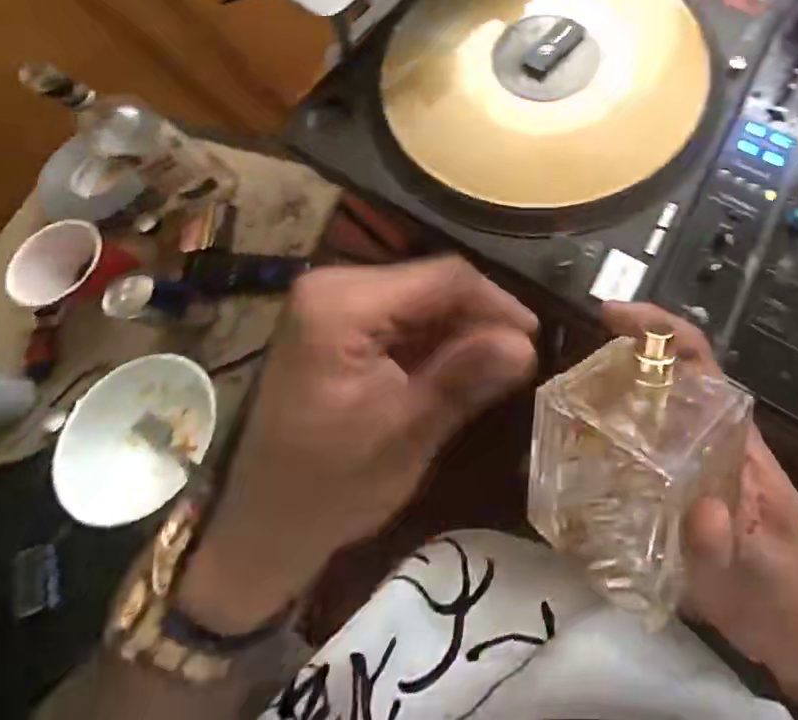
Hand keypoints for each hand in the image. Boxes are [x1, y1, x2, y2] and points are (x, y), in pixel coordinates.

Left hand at [179, 257, 538, 632]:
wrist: (263, 519)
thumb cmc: (330, 484)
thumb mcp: (406, 432)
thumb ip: (464, 378)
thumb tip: (525, 342)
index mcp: (342, 303)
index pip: (442, 277)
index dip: (496, 302)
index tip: (534, 340)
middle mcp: (332, 284)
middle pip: (429, 282)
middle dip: (478, 317)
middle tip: (518, 360)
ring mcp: (328, 300)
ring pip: (417, 297)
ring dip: (457, 329)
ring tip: (494, 368)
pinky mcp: (331, 320)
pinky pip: (396, 314)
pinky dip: (429, 338)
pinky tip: (453, 368)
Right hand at [602, 303, 797, 718]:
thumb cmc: (792, 596)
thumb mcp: (758, 575)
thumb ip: (723, 548)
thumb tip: (698, 510)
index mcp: (733, 437)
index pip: (698, 360)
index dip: (657, 327)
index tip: (611, 316)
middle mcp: (707, 437)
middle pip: (661, 376)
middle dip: (616, 360)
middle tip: (567, 374)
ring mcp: (688, 463)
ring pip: (643, 411)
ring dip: (604, 400)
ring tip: (558, 412)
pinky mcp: (672, 490)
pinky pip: (633, 452)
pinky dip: (603, 444)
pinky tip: (574, 460)